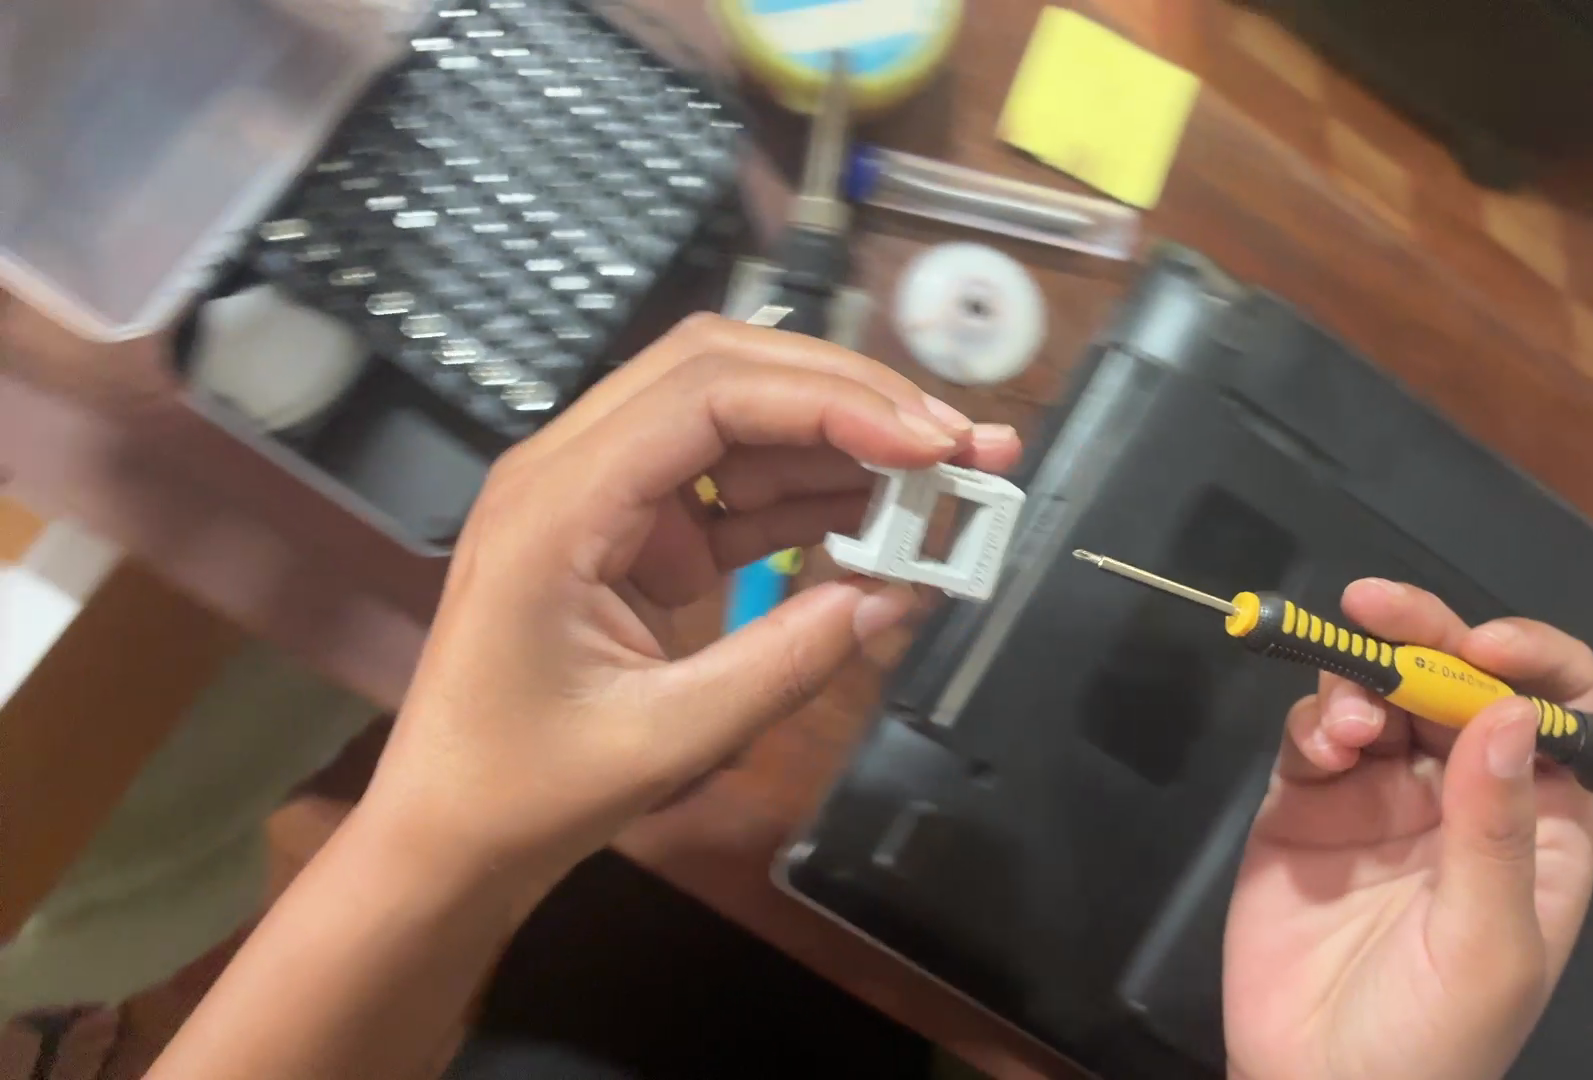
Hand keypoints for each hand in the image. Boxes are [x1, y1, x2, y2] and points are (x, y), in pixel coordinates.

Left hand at [358, 314, 1021, 889]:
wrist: (455, 825)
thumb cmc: (531, 787)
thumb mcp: (669, 737)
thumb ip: (791, 660)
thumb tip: (902, 595)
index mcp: (563, 502)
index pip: (707, 397)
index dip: (829, 403)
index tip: (927, 447)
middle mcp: (586, 465)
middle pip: (732, 374)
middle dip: (854, 397)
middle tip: (955, 441)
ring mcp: (621, 490)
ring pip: (751, 421)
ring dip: (851, 441)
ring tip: (946, 475)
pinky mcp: (652, 524)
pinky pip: (748, 484)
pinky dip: (821, 494)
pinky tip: (886, 518)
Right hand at [1223, 580, 1592, 1079]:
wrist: (1310, 1076)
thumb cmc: (1429, 1035)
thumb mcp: (1486, 945)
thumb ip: (1496, 829)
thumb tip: (1511, 712)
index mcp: (1533, 822)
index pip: (1554, 713)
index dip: (1527, 663)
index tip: (1477, 647)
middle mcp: (1455, 790)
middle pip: (1450, 680)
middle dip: (1418, 633)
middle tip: (1369, 602)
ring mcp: (1373, 789)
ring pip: (1372, 692)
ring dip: (1356, 683)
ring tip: (1346, 734)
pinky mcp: (1305, 795)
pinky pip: (1313, 732)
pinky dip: (1314, 724)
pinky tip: (1319, 752)